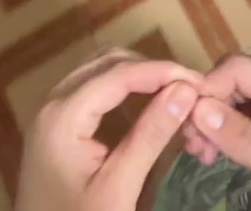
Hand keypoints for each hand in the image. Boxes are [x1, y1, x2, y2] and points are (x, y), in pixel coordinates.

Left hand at [18, 48, 203, 210]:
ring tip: (173, 91)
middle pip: (109, 62)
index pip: (119, 74)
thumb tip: (185, 90)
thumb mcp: (118, 188)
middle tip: (189, 88)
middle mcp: (53, 102)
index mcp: (63, 115)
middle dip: (151, 69)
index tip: (199, 81)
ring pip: (101, 69)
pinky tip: (145, 100)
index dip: (162, 71)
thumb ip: (150, 135)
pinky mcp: (56, 123)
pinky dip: (122, 86)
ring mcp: (52, 111)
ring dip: (137, 74)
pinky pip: (93, 85)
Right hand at [183, 55, 250, 210]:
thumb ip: (244, 138)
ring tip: (197, 152)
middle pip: (238, 78)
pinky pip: (248, 118)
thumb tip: (198, 108)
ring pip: (240, 98)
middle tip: (188, 141)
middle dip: (210, 102)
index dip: (209, 86)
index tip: (182, 118)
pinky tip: (213, 153)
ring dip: (215, 119)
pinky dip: (228, 131)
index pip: (241, 68)